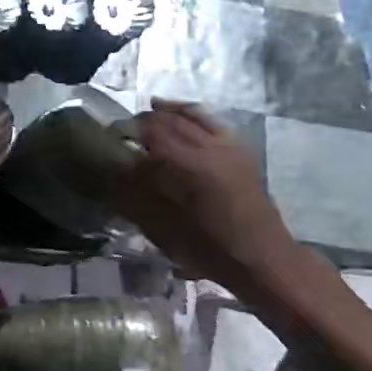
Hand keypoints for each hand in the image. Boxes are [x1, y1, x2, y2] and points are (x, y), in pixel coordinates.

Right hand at [113, 100, 300, 285]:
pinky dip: (196, 114)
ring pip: (194, 115)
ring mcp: (227, 147)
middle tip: (124, 129)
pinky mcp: (240, 153)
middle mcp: (208, 147)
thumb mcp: (162, 226)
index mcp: (187, 164)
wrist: (261, 259)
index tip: (109, 135)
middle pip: (170, 120)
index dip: (127, 129)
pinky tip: (185, 117)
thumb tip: (114, 174)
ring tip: (150, 111)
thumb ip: (136, 195)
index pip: (150, 132)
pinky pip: (214, 122)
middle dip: (144, 119)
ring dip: (169, 111)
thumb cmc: (208, 248)